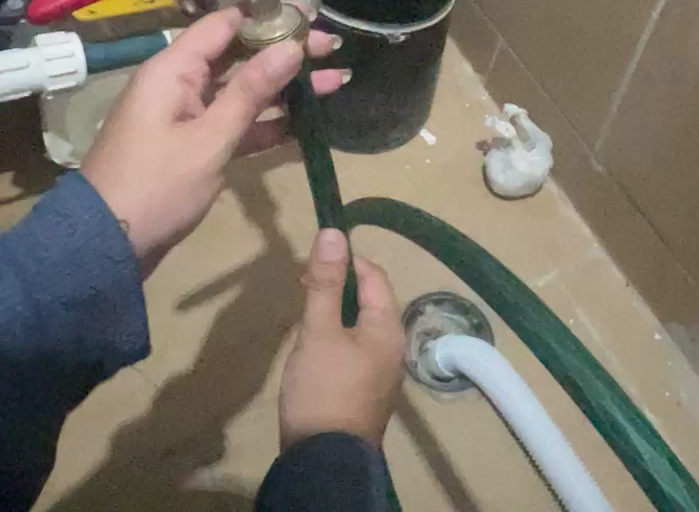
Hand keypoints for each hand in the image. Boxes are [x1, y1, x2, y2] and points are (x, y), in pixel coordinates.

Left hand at [80, 9, 341, 271]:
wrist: (104, 250)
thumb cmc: (156, 186)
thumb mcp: (209, 138)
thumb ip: (251, 91)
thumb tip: (291, 45)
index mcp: (174, 69)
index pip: (225, 24)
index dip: (268, 16)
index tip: (310, 16)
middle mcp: (181, 83)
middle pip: (240, 55)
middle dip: (286, 51)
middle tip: (333, 47)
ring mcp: (188, 115)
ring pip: (244, 90)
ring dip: (286, 87)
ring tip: (336, 80)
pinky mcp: (195, 145)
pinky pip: (237, 122)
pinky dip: (268, 121)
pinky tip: (307, 120)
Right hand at [278, 229, 404, 448]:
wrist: (325, 466)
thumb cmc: (324, 391)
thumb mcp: (319, 331)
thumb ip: (325, 282)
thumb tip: (333, 232)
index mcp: (388, 327)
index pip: (374, 275)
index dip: (347, 260)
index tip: (314, 260)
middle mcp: (393, 347)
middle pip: (370, 300)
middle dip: (340, 285)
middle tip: (305, 286)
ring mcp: (382, 373)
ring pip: (362, 326)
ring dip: (337, 312)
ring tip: (306, 312)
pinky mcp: (366, 393)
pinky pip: (356, 350)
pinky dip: (338, 338)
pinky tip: (315, 348)